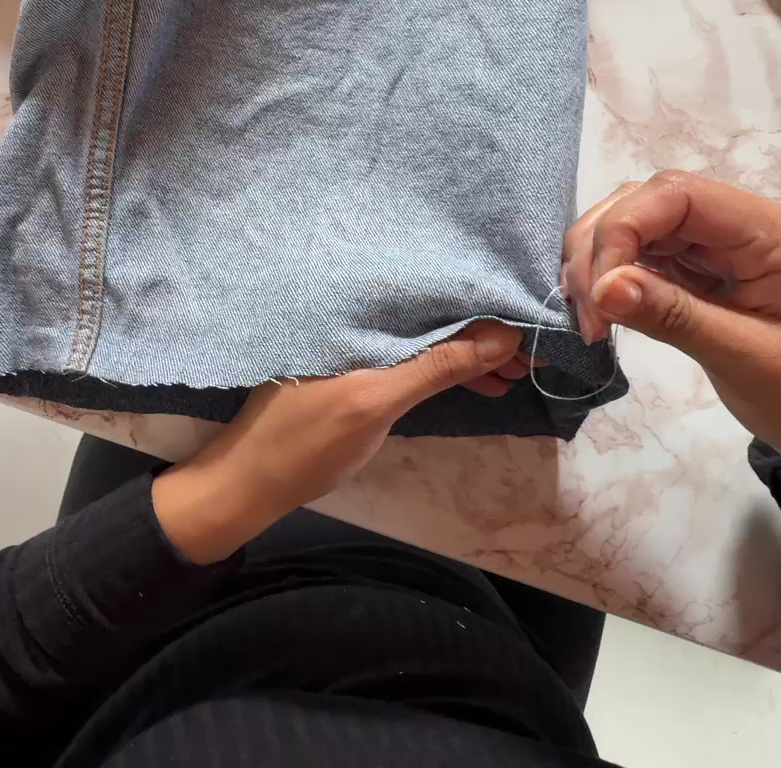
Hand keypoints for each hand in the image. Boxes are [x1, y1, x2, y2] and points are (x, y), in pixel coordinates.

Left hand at [152, 321, 524, 561]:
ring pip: (427, 341)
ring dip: (469, 356)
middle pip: (434, 318)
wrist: (249, 482)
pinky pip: (412, 361)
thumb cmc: (307, 442)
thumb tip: (502, 335)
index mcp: (359, 314)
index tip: (528, 325)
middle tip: (531, 357)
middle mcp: (360, 320)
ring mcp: (359, 347)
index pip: (433, 298)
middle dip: (484, 335)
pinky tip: (478, 384)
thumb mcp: (376, 402)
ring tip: (513, 375)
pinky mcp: (358, 372)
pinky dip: (443, 372)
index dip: (484, 310)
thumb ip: (436, 366)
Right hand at [562, 171, 780, 504]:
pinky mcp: (706, 273)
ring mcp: (724, 249)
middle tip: (585, 310)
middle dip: (602, 245)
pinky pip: (647, 255)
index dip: (622, 230)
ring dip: (601, 260)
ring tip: (589, 314)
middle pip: (650, 201)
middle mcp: (746, 227)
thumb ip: (674, 316)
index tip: (596, 294)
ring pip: (640, 224)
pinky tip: (603, 308)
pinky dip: (614, 276)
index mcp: (775, 234)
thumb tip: (602, 287)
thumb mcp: (749, 362)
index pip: (677, 196)